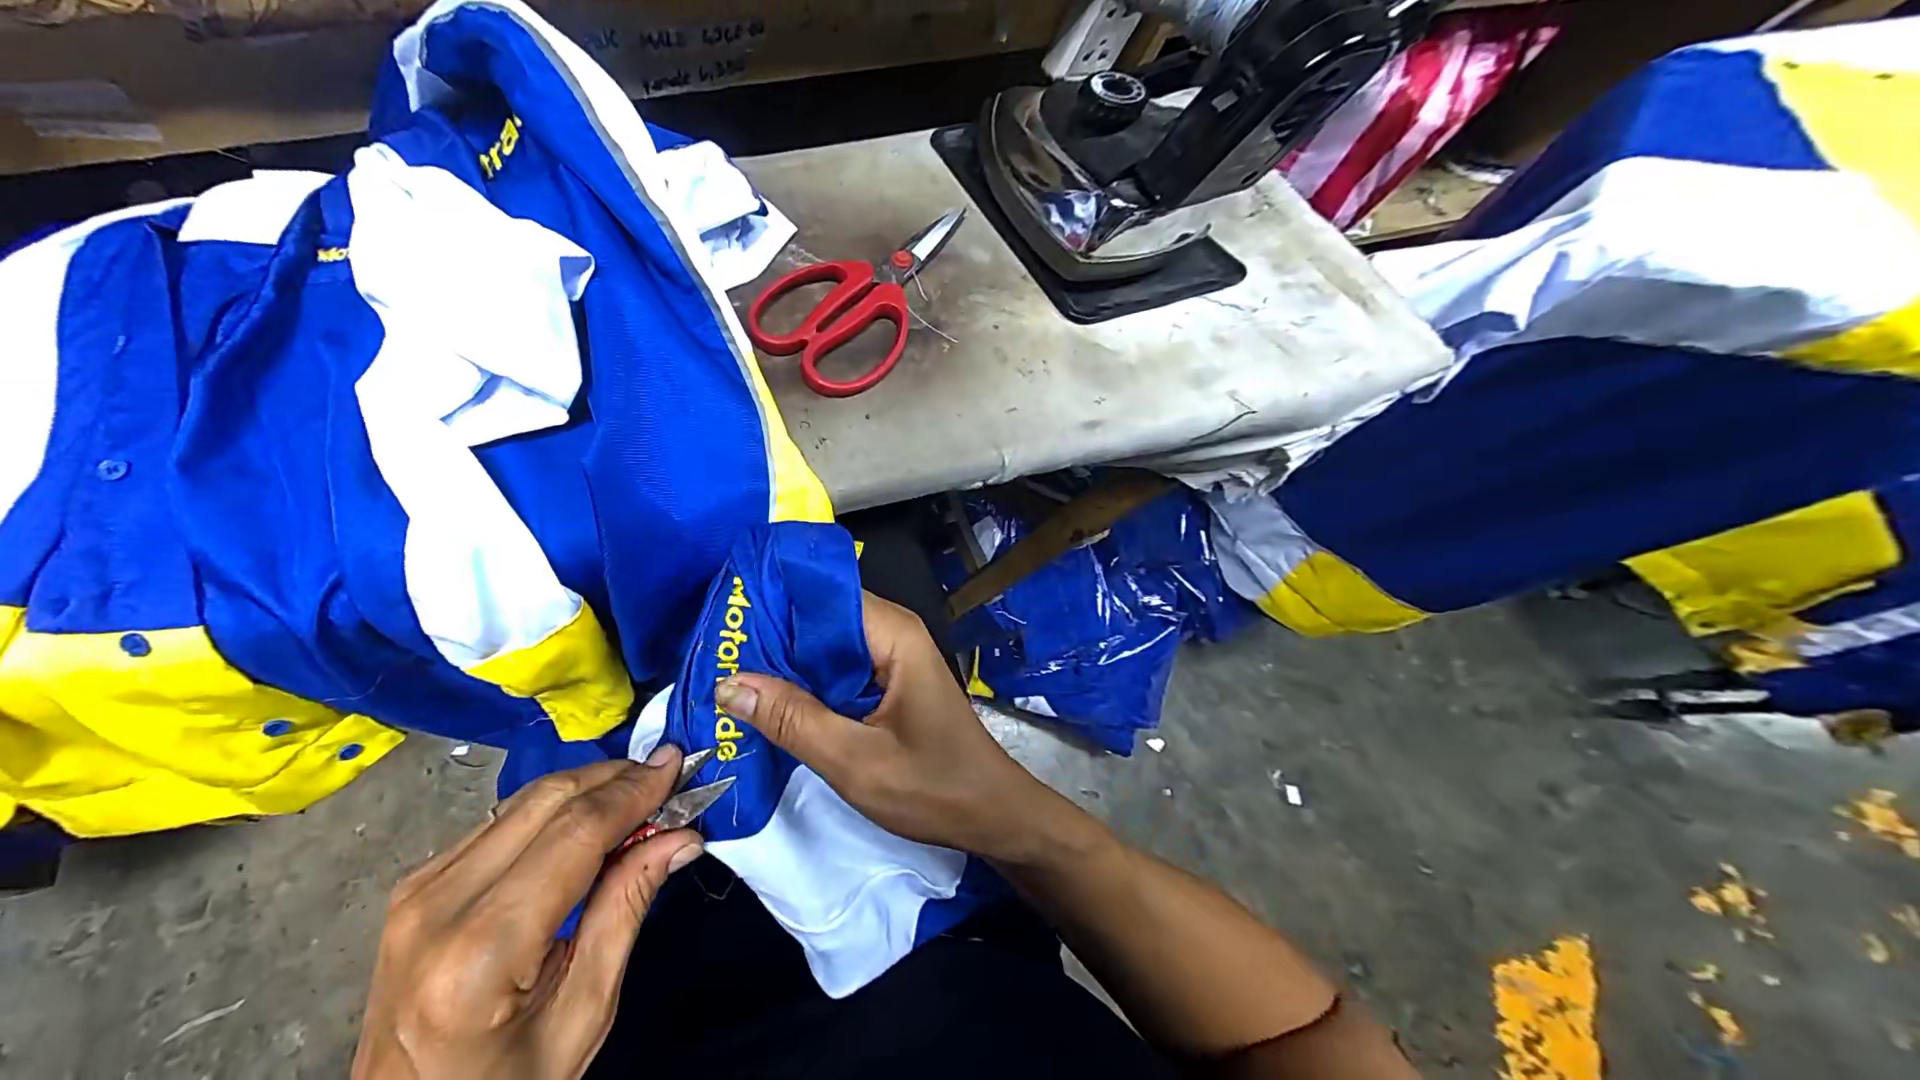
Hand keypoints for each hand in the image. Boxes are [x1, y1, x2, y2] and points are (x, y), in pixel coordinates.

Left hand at [351, 752, 705, 1079]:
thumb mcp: (586, 1009)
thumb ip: (627, 907)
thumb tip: (681, 836)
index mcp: (482, 952)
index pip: (575, 834)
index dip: (633, 791)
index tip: (678, 766)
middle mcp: (438, 906)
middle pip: (548, 802)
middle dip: (617, 777)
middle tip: (668, 774)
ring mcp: (418, 890)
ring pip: (525, 800)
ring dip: (590, 786)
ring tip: (640, 792)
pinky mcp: (416, 884)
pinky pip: (503, 819)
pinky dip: (558, 806)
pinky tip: (592, 817)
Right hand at [714, 592, 1082, 863]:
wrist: (993, 816)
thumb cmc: (935, 788)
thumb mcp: (856, 760)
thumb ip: (792, 720)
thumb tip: (726, 683)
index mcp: (893, 634)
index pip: (822, 594)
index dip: (772, 601)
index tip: (721, 616)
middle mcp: (892, 634)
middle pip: (820, 618)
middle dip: (769, 634)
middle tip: (710, 652)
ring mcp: (890, 659)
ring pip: (825, 647)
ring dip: (782, 663)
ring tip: (722, 674)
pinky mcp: (886, 684)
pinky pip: (836, 671)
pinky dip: (804, 684)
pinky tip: (764, 701)